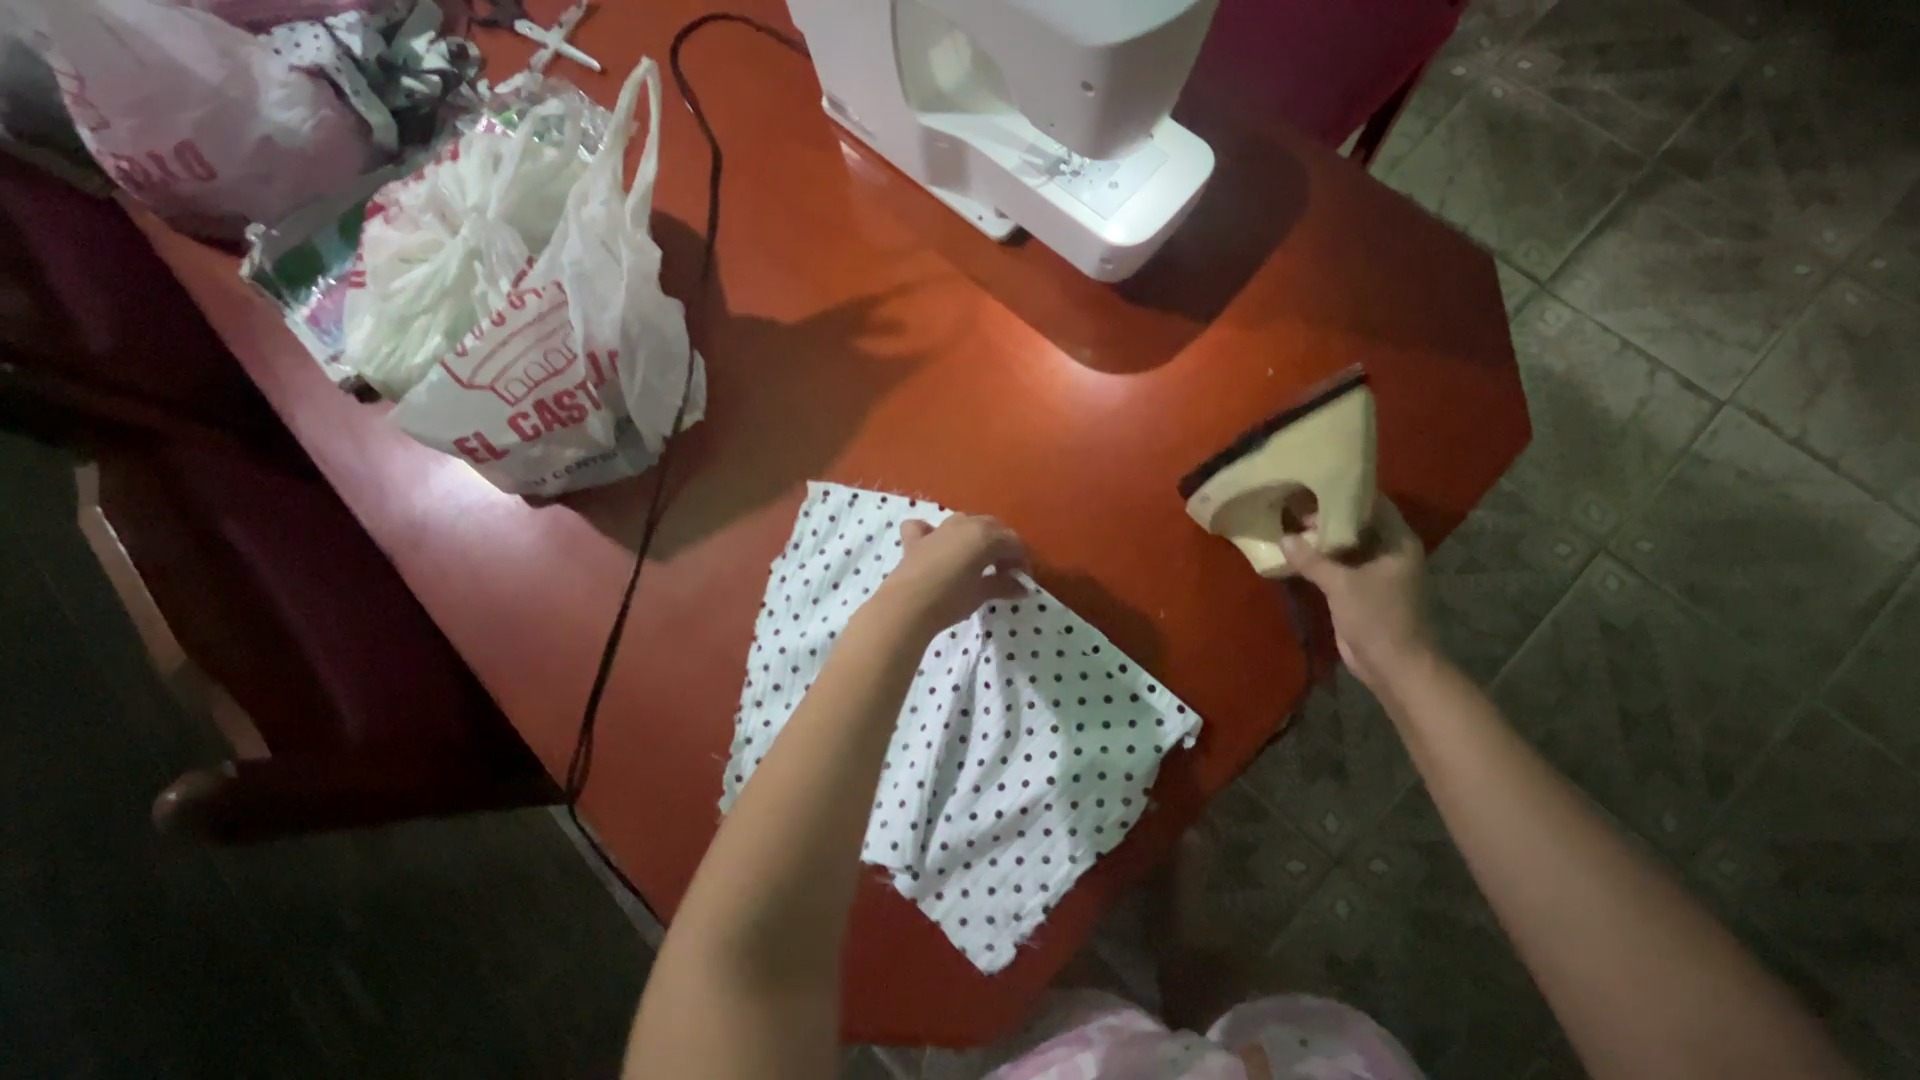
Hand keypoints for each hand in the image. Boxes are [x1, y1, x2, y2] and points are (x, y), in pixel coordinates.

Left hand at [874, 515, 1029, 637]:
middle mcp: (964, 524)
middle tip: (1003, 573)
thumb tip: (1022, 587)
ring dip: (976, 537)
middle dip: (1002, 547)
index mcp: (985, 536)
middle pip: (993, 528)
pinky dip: (933, 533)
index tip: (1022, 581)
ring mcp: (938, 529)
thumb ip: (1003, 585)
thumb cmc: (951, 599)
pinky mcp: (916, 539)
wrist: (907, 606)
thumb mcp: (982, 594)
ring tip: (978, 562)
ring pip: (965, 522)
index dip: (1021, 561)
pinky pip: (927, 528)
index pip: (1014, 543)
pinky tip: (935, 545)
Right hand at [1279, 496, 1434, 689]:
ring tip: (1290, 527)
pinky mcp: (1360, 590)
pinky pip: (1339, 567)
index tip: (1317, 484)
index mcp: (1397, 542)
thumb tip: (1283, 538)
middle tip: (1295, 511)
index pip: (1374, 504)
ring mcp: (1375, 572)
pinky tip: (1296, 555)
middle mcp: (1389, 552)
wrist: (1394, 666)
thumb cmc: (1378, 618)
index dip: (1348, 493)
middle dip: (1328, 517)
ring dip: (1322, 540)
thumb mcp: (1342, 585)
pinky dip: (1320, 561)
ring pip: (1346, 546)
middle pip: (1357, 524)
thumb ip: (1312, 560)